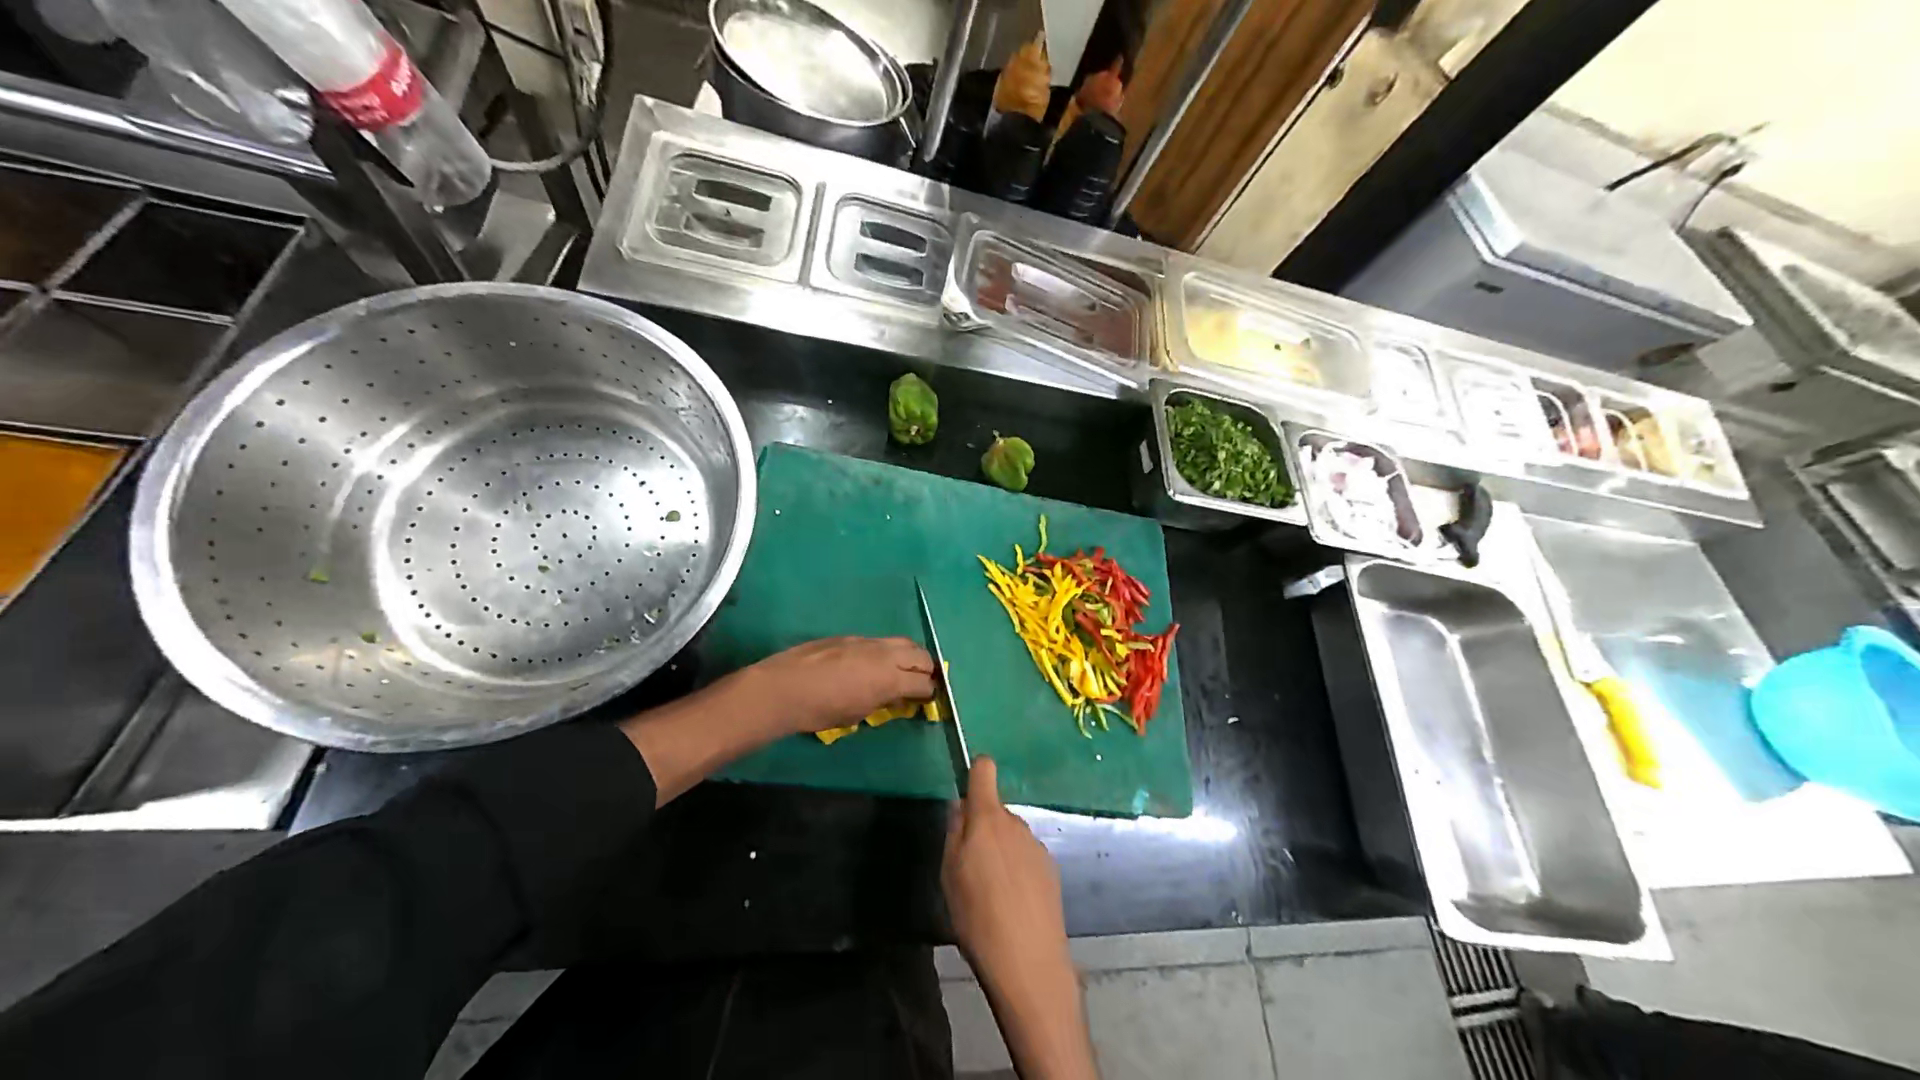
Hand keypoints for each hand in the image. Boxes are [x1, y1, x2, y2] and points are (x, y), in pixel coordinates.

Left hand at [742, 636, 934, 734]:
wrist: (783, 688)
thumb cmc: (820, 711)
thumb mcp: (857, 714)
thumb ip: (881, 702)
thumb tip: (892, 696)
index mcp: (889, 679)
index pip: (924, 682)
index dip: (930, 693)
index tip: (929, 700)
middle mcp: (884, 655)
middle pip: (920, 655)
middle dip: (927, 669)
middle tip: (923, 682)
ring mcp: (866, 642)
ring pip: (901, 642)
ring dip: (909, 656)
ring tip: (903, 669)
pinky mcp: (849, 637)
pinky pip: (878, 642)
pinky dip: (885, 652)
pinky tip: (873, 664)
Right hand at [943, 758, 1096, 1079]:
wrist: (1028, 961)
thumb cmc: (977, 915)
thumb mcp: (949, 873)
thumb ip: (955, 832)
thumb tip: (961, 807)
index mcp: (988, 818)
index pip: (985, 771)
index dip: (975, 772)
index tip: (967, 791)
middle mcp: (1016, 824)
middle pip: (995, 810)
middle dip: (982, 827)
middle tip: (968, 865)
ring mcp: (1037, 846)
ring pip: (1011, 836)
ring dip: (1000, 851)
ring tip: (990, 892)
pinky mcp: (1051, 870)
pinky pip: (1026, 857)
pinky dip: (1017, 870)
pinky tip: (1011, 903)